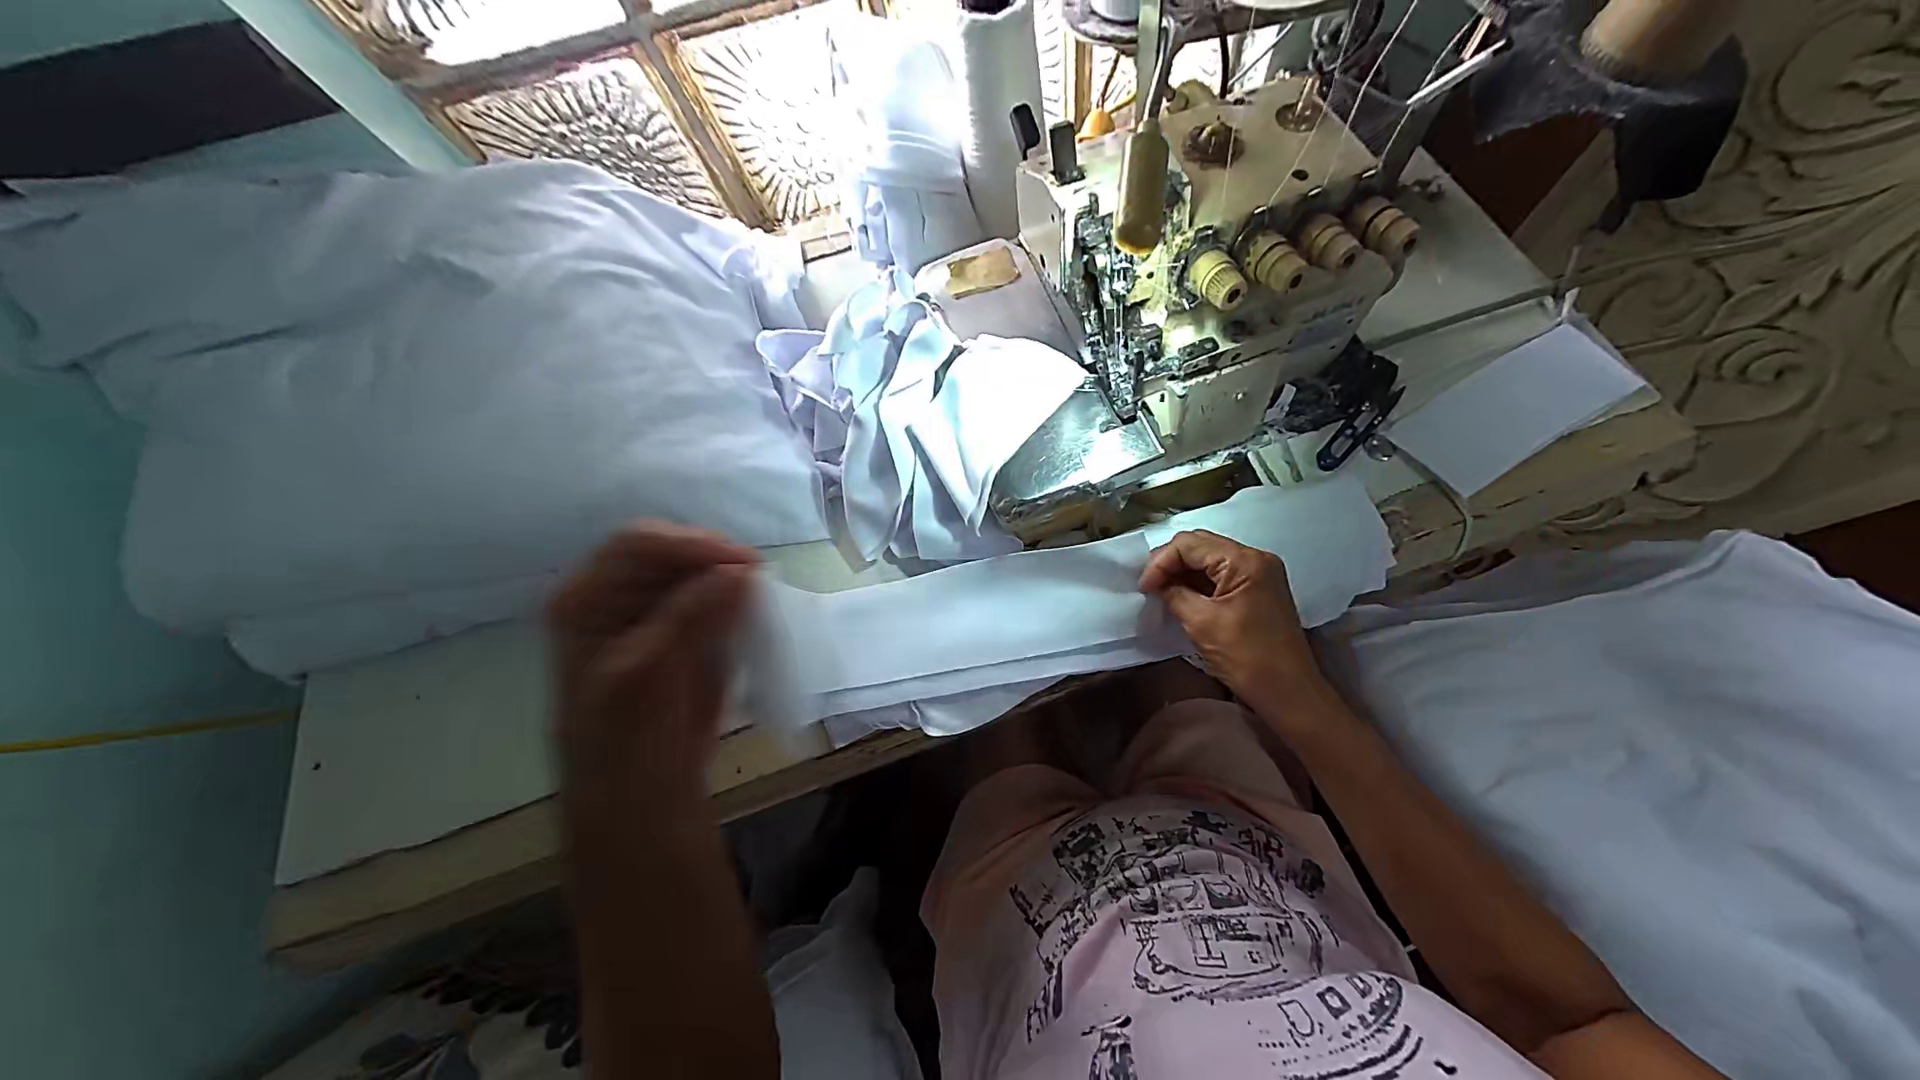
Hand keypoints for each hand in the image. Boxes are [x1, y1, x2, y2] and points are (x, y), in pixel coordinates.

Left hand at [548, 523, 758, 838]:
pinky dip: (739, 602)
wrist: (643, 800)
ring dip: (731, 579)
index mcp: (587, 600)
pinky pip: (717, 601)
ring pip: (699, 573)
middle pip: (671, 552)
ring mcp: (655, 615)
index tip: (743, 563)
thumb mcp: (649, 673)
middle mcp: (617, 597)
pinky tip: (756, 614)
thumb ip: (690, 615)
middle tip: (760, 577)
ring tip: (762, 597)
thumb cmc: (627, 742)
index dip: (690, 545)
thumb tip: (742, 569)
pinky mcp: (687, 635)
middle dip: (715, 559)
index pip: (637, 544)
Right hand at [1138, 529, 1335, 714]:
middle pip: (1200, 545)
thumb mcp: (1201, 622)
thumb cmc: (1246, 657)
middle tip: (1149, 586)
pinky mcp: (1258, 589)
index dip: (1160, 562)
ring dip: (1182, 572)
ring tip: (1160, 591)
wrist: (1288, 692)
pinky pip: (1220, 574)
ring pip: (1209, 558)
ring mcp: (1259, 573)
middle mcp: (1255, 558)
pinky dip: (1198, 582)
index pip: (1189, 544)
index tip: (1143, 587)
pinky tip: (1180, 596)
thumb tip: (1157, 584)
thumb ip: (1174, 593)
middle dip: (1170, 562)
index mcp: (1245, 561)